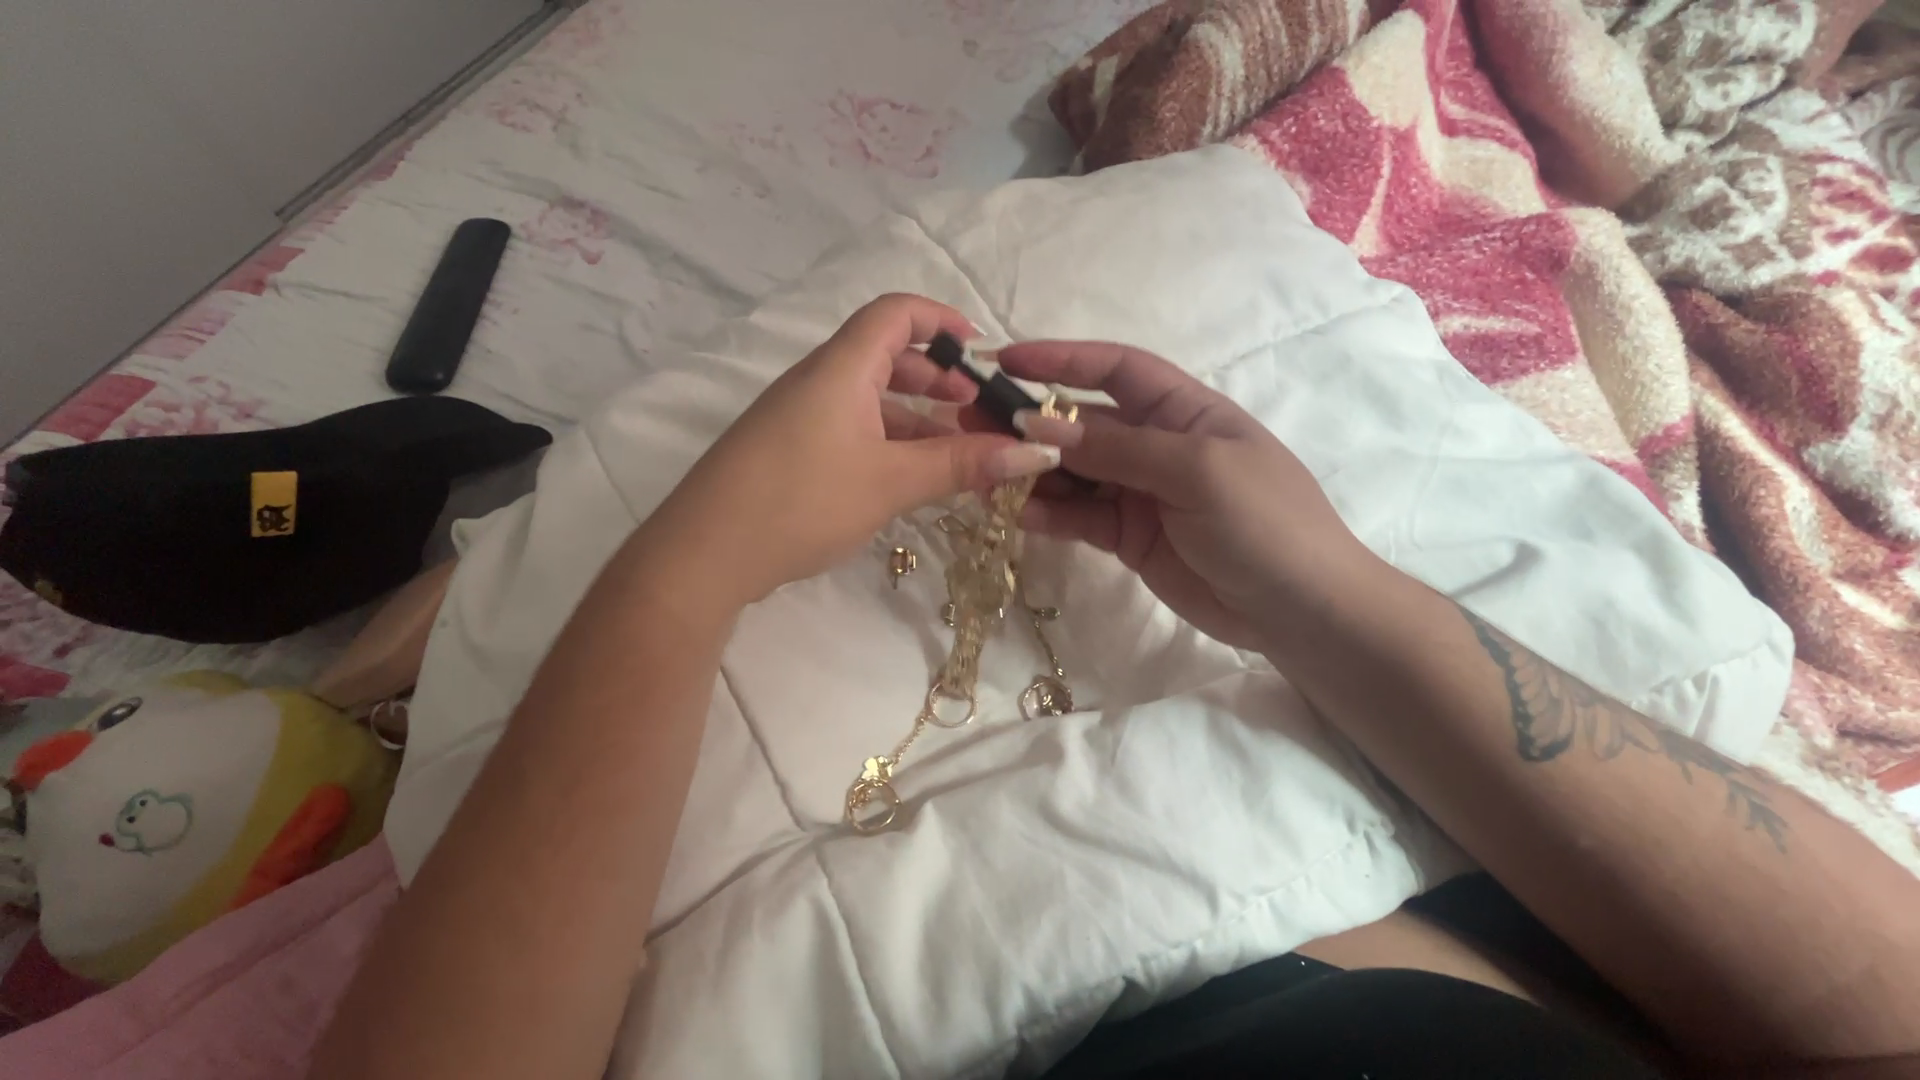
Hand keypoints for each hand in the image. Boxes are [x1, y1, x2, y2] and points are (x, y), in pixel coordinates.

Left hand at [638, 295, 1060, 606]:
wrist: (703, 554)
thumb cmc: (801, 502)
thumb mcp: (890, 482)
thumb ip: (961, 464)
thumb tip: (1034, 450)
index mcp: (840, 369)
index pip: (894, 314)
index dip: (941, 321)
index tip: (981, 352)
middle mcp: (817, 382)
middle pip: (884, 356)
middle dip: (937, 379)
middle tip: (976, 412)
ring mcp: (798, 419)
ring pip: (868, 400)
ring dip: (915, 418)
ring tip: (957, 453)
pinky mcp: (787, 453)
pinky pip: (849, 430)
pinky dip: (887, 442)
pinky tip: (909, 479)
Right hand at [1003, 341, 1373, 650]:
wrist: (1300, 608)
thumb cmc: (1264, 520)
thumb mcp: (1196, 470)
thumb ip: (1117, 448)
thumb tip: (1040, 425)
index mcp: (1182, 411)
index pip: (1114, 369)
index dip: (1061, 359)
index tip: (1004, 359)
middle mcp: (1155, 445)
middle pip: (1081, 422)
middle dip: (1030, 419)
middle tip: (971, 422)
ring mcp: (1140, 494)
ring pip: (1072, 473)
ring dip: (1031, 470)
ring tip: (983, 472)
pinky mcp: (1129, 537)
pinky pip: (1079, 518)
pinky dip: (1048, 514)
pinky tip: (1015, 513)